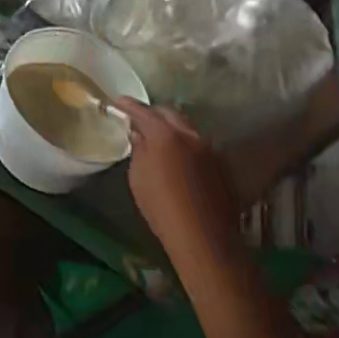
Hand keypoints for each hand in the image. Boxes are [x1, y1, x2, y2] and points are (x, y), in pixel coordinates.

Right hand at [120, 99, 238, 259]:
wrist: (202, 236)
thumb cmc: (161, 207)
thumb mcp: (138, 178)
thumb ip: (139, 150)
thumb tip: (139, 134)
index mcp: (165, 134)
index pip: (144, 112)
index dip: (129, 106)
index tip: (119, 102)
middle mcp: (190, 134)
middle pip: (169, 113)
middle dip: (153, 113)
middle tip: (139, 120)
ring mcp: (208, 147)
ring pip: (186, 127)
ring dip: (171, 128)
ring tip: (159, 137)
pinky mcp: (219, 162)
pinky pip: (197, 143)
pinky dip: (185, 143)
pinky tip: (179, 156)